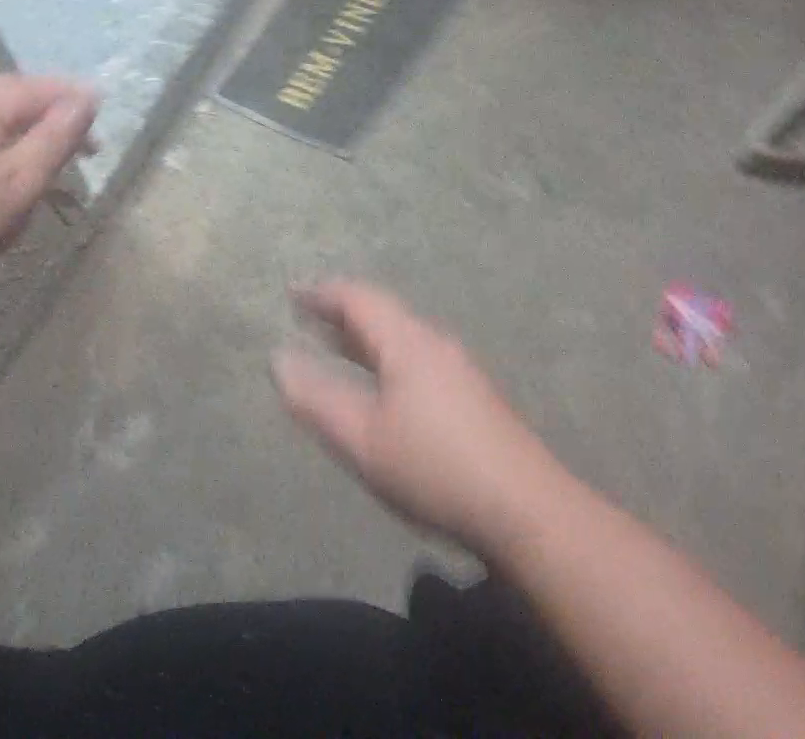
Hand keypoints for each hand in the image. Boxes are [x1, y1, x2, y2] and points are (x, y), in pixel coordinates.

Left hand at [0, 74, 96, 286]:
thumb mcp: (21, 182)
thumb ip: (55, 138)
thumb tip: (86, 100)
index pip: (32, 87)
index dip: (71, 95)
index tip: (103, 110)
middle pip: (11, 93)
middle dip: (52, 109)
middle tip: (86, 137)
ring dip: (30, 124)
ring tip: (59, 151)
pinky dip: (7, 136)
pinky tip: (19, 161)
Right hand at [274, 280, 568, 556]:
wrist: (526, 510)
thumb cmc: (434, 469)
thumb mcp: (362, 438)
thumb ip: (315, 399)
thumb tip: (278, 359)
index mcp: (408, 344)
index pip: (359, 299)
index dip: (322, 294)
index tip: (292, 294)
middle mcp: (436, 346)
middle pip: (383, 315)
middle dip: (342, 314)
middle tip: (307, 316)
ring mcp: (460, 372)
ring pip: (402, 339)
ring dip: (364, 338)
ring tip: (335, 347)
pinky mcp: (472, 399)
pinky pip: (416, 360)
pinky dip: (385, 359)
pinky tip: (380, 388)